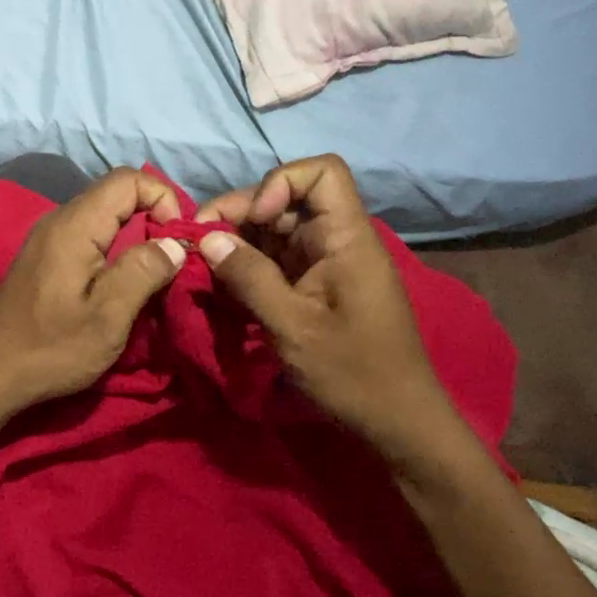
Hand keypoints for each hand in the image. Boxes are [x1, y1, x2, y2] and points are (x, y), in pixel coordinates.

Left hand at [0, 167, 188, 436]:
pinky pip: (87, 235)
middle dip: (154, 215)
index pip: (127, 179)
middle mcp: (57, 221)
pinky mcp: (44, 259)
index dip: (163, 197)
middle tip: (175, 258)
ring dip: (135, 234)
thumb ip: (142, 273)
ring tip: (156, 272)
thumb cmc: (50, 350)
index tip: (178, 239)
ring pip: (102, 215)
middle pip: (115, 193)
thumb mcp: (106, 318)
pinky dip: (114, 248)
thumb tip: (173, 244)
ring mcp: (47, 239)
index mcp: (73, 226)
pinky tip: (123, 282)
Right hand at [193, 155, 469, 468]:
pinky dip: (247, 263)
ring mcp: (326, 263)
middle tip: (200, 241)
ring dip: (238, 239)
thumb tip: (208, 238)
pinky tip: (222, 282)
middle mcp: (337, 241)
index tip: (255, 220)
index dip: (280, 182)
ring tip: (204, 263)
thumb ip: (248, 277)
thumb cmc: (353, 373)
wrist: (397, 424)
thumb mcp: (292, 327)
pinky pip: (276, 257)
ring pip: (276, 227)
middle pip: (287, 198)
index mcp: (347, 239)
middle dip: (241, 212)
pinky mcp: (315, 285)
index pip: (321, 172)